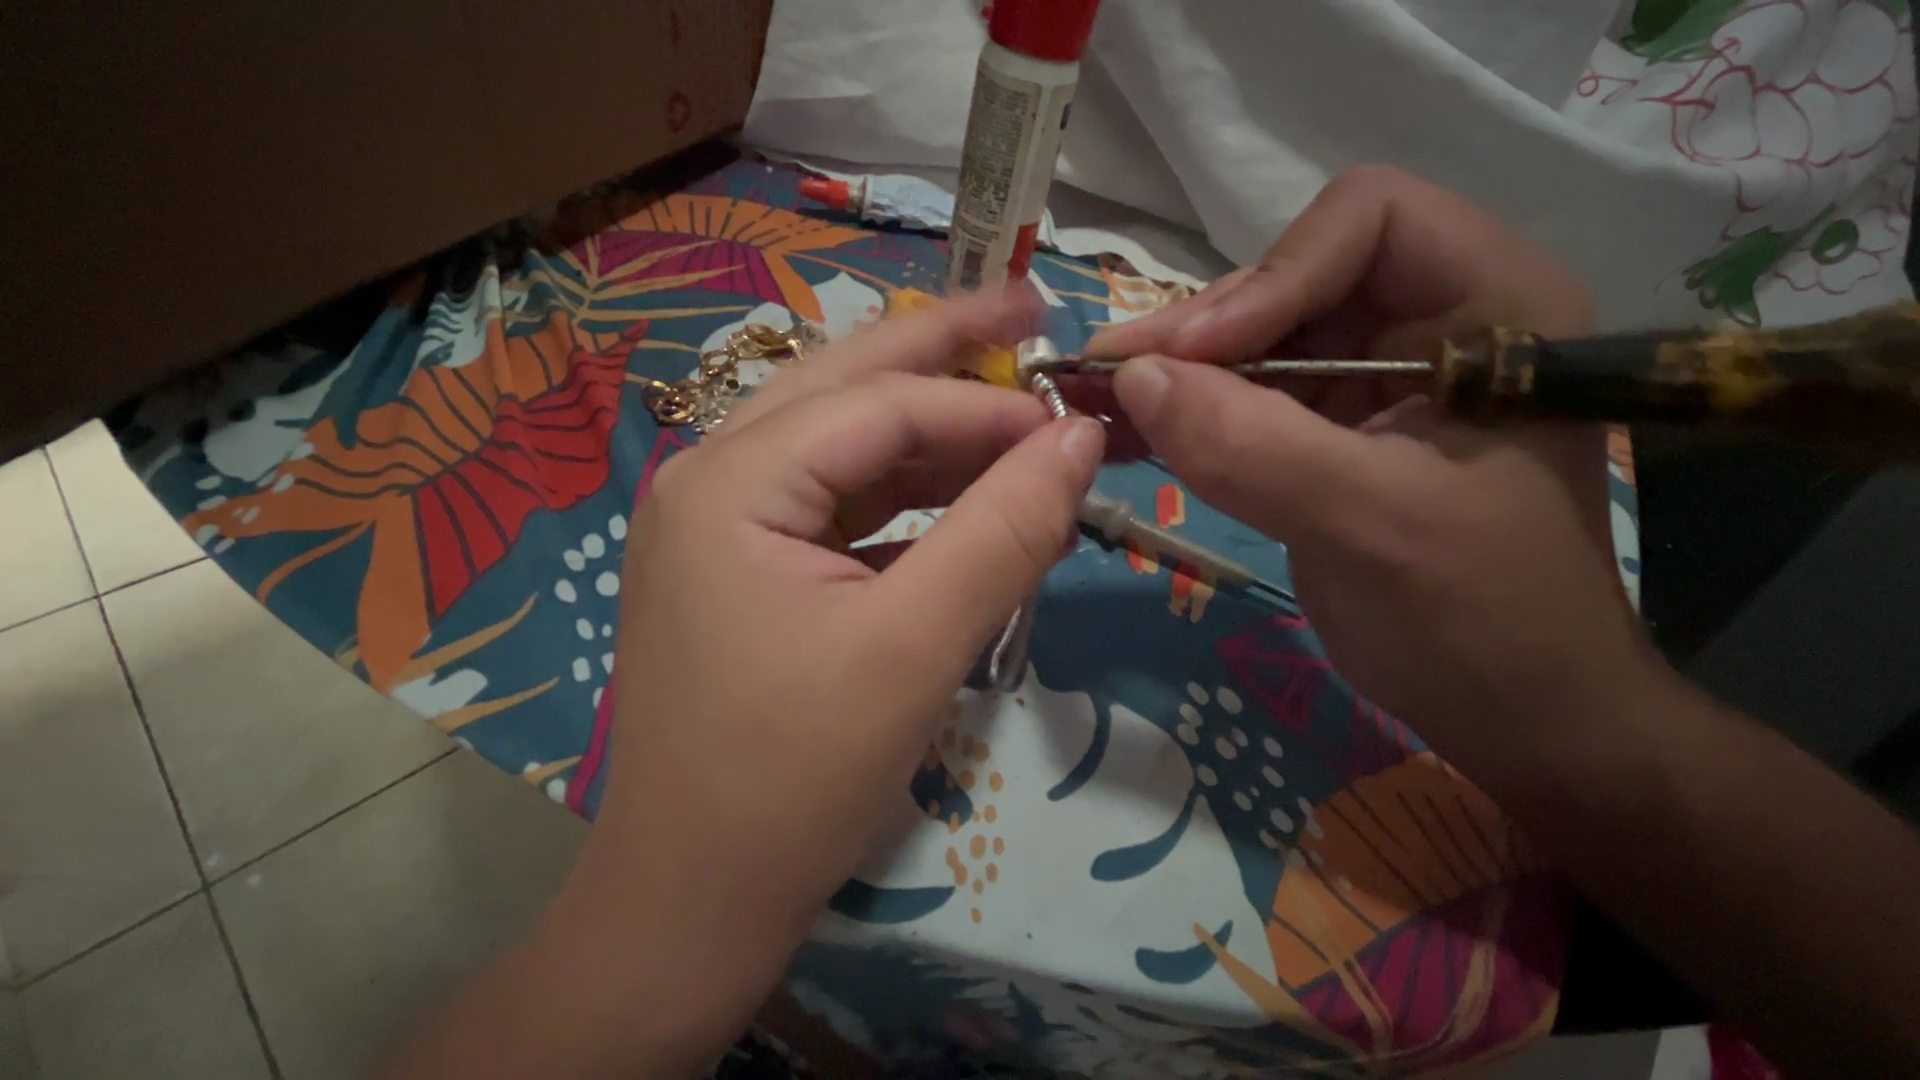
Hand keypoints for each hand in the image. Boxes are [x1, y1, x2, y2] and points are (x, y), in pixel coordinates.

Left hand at [574, 292, 1103, 1068]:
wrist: (695, 901)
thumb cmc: (796, 777)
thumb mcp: (915, 647)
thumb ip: (1003, 531)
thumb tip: (1080, 437)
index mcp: (732, 479)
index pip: (882, 405)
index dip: (987, 407)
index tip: (1077, 425)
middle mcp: (711, 478)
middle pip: (845, 388)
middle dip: (941, 351)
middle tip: (1029, 311)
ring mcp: (719, 527)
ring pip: (840, 447)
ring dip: (929, 437)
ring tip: (1014, 422)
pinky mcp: (742, 574)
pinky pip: (834, 509)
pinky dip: (902, 503)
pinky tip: (962, 506)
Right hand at [1102, 167, 1649, 775]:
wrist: (1510, 714)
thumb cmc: (1479, 616)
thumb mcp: (1372, 523)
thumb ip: (1254, 445)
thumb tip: (1132, 378)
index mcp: (1490, 306)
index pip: (1366, 220)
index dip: (1272, 275)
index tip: (1194, 357)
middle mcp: (1429, 322)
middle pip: (1293, 279)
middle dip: (1201, 332)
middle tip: (1106, 377)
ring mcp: (1373, 379)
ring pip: (1254, 340)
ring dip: (1176, 373)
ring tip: (1096, 403)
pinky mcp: (1327, 433)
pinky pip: (1244, 400)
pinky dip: (1185, 416)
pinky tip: (1128, 434)